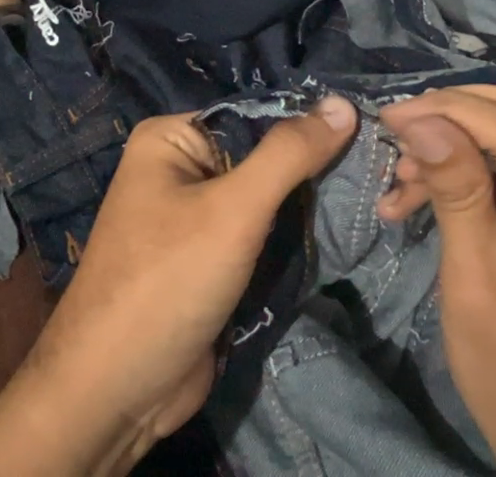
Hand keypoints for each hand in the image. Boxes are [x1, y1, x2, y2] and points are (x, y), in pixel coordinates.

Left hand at [0, 97, 357, 475]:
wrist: (117, 391)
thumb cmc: (167, 282)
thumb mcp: (233, 210)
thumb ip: (289, 155)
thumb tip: (343, 104)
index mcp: (170, 138)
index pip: (254, 112)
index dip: (309, 122)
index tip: (370, 131)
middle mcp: (180, 168)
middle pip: (263, 154)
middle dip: (311, 169)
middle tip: (378, 169)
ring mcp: (194, 217)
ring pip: (266, 198)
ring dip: (307, 206)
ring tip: (369, 196)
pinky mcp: (210, 259)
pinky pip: (259, 234)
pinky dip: (291, 237)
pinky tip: (337, 231)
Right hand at [379, 85, 495, 476]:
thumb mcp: (477, 281)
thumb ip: (458, 192)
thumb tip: (422, 118)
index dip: (449, 109)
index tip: (387, 114)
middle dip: (454, 116)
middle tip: (396, 133)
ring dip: (456, 149)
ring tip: (398, 185)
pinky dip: (471, 177)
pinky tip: (419, 200)